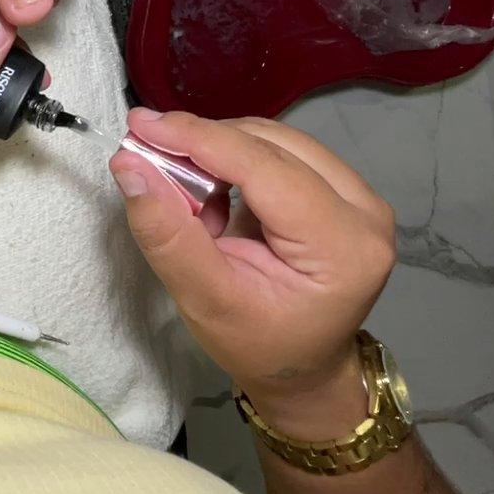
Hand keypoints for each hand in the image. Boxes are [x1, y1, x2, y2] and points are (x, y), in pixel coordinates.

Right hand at [109, 109, 396, 438]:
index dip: (198, 139)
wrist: (301, 368)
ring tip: (180, 184)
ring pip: (271, 138)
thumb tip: (128, 166)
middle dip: (201, 142)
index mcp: (342, 246)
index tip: (138, 125)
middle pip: (269, 144)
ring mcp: (358, 194)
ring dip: (215, 148)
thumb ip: (167, 234)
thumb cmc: (257, 344)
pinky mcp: (341, 186)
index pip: (263, 167)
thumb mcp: (203, 300)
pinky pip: (276, 148)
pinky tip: (210, 187)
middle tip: (145, 155)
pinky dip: (231, 156)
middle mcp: (364, 209)